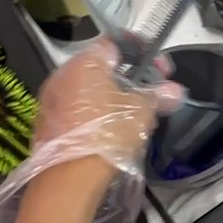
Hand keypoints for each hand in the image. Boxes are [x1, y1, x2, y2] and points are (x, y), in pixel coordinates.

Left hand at [34, 39, 185, 159]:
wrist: (68, 179)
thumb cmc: (106, 134)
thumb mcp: (142, 112)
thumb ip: (158, 96)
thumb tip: (175, 91)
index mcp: (86, 63)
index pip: (116, 43)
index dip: (143, 52)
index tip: (160, 68)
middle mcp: (63, 75)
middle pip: (102, 67)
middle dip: (129, 76)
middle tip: (152, 91)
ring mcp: (51, 100)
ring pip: (89, 89)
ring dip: (112, 95)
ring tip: (134, 112)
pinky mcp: (47, 124)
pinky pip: (77, 108)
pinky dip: (95, 112)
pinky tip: (111, 128)